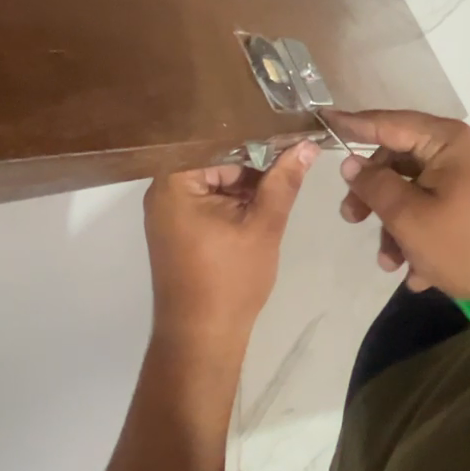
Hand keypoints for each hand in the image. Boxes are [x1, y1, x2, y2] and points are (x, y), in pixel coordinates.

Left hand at [143, 141, 315, 349]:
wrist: (201, 339)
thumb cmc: (229, 279)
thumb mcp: (264, 224)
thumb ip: (283, 181)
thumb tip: (307, 145)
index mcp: (173, 180)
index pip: (218, 141)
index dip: (255, 136)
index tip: (287, 131)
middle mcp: (162, 189)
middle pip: (214, 159)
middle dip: (252, 161)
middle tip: (290, 156)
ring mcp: (167, 211)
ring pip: (213, 180)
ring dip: (244, 183)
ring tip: (282, 179)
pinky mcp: (176, 229)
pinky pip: (206, 200)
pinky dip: (232, 201)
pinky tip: (260, 204)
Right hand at [331, 110, 469, 309]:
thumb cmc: (468, 244)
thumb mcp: (410, 216)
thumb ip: (375, 185)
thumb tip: (352, 163)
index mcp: (445, 140)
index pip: (389, 122)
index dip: (354, 124)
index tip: (324, 118)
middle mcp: (457, 151)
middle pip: (398, 161)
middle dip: (374, 195)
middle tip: (351, 218)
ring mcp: (468, 179)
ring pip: (414, 192)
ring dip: (396, 227)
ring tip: (390, 263)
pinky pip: (435, 211)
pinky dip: (420, 237)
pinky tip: (416, 273)